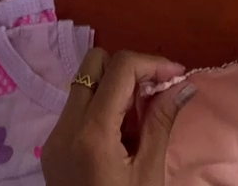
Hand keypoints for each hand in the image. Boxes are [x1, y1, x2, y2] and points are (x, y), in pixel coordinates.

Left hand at [41, 47, 196, 185]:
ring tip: (141, 115)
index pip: (120, 67)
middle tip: (155, 92)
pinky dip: (102, 104)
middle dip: (129, 68)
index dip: (153, 63)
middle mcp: (65, 125)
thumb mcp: (148, 174)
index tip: (178, 76)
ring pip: (84, 82)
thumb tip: (185, 84)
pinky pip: (77, 107)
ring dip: (115, 86)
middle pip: (95, 62)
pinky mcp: (52, 147)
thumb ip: (161, 121)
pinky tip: (123, 131)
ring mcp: (55, 136)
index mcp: (91, 132)